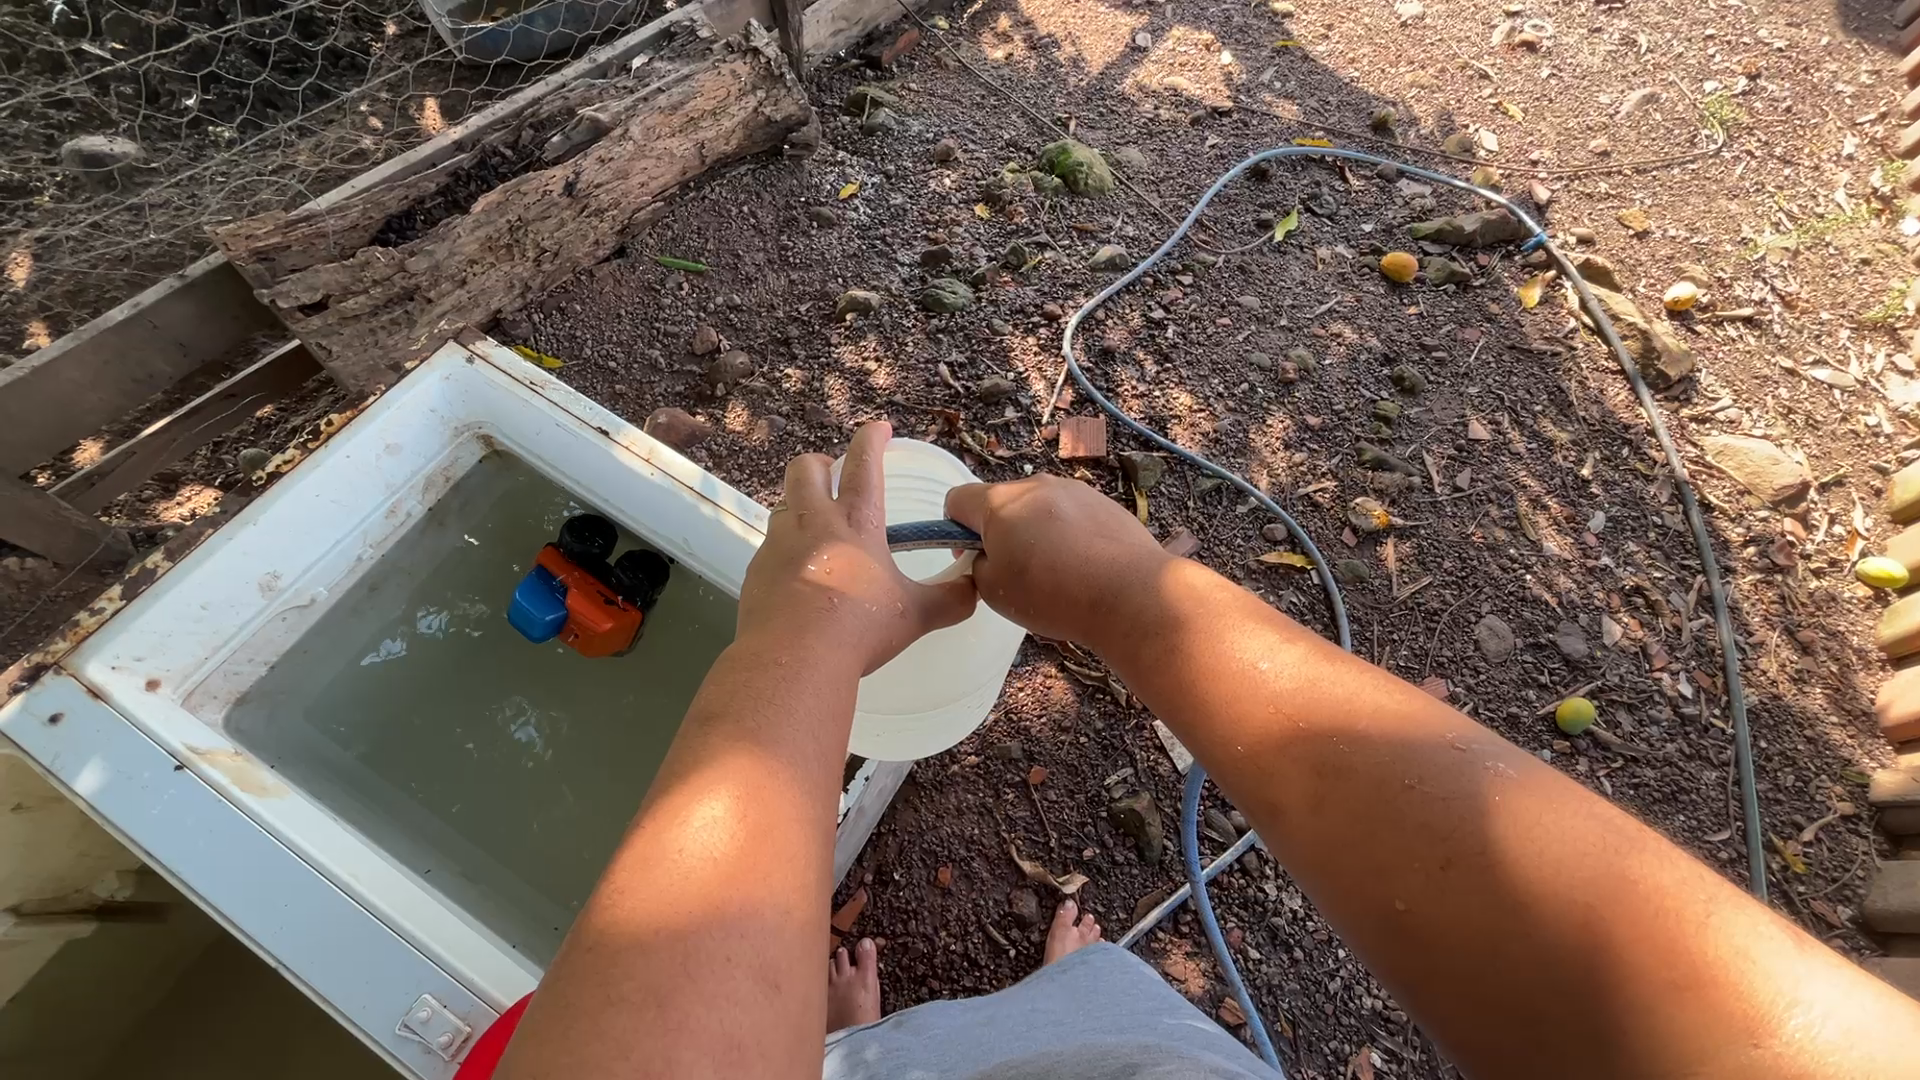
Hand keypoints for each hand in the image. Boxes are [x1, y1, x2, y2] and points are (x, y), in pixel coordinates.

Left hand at [738, 422, 976, 675]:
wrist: (793, 661)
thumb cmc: (860, 629)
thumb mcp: (915, 616)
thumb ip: (951, 600)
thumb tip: (974, 589)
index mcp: (856, 522)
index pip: (863, 463)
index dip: (872, 438)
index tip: (879, 428)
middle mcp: (812, 522)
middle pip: (804, 468)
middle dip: (819, 463)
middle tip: (833, 476)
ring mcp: (778, 545)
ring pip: (783, 505)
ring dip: (800, 506)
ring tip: (818, 532)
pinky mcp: (756, 572)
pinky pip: (770, 547)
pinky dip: (787, 551)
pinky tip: (802, 579)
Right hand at [943, 473, 1169, 648]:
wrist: (1131, 594)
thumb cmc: (1053, 594)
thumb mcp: (994, 592)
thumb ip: (979, 566)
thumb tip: (988, 556)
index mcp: (1000, 502)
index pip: (957, 499)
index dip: (955, 528)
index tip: (972, 557)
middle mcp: (1035, 485)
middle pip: (1001, 502)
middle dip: (999, 531)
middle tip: (1015, 571)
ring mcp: (1074, 490)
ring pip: (1037, 508)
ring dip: (1034, 532)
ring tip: (1055, 573)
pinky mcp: (1104, 502)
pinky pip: (1070, 515)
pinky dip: (1067, 535)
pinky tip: (1084, 567)